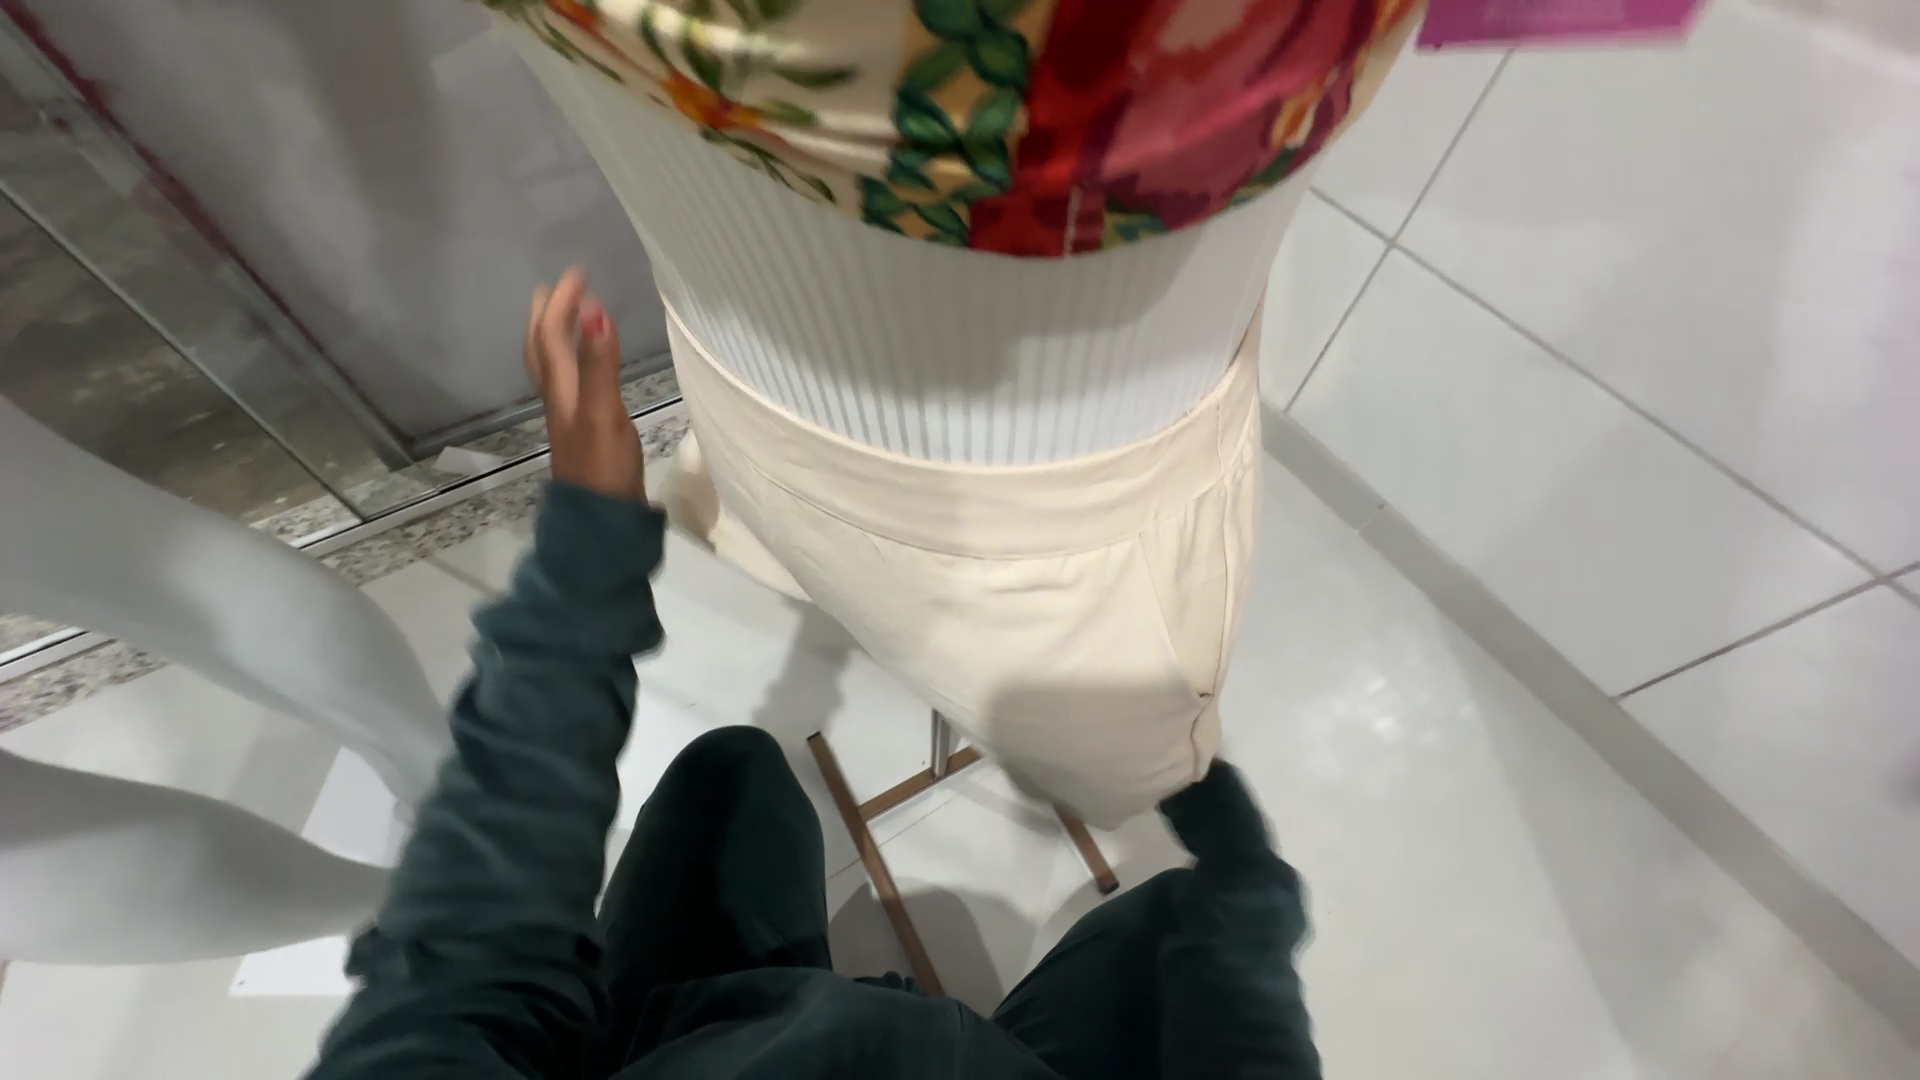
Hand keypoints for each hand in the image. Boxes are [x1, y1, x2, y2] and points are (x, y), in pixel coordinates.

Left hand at [526, 267, 644, 500]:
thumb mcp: (603, 412)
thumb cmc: (604, 466)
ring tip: (566, 320)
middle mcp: (560, 397)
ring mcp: (569, 415)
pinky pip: (570, 384)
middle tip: (559, 288)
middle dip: (549, 314)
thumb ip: (600, 364)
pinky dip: (573, 364)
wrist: (601, 519)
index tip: (579, 273)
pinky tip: (585, 371)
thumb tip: (593, 310)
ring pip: (553, 366)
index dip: (565, 303)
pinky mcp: (583, 430)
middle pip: (544, 348)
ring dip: (556, 337)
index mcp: (562, 388)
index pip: (555, 334)